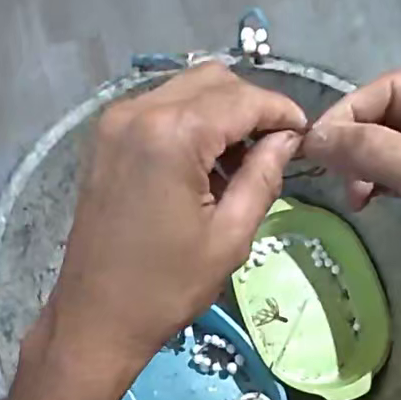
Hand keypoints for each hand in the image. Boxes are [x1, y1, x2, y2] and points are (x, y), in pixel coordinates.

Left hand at [44, 62, 305, 385]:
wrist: (96, 318)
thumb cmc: (166, 287)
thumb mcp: (230, 237)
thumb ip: (263, 177)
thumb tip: (287, 140)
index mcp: (172, 135)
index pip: (242, 99)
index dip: (281, 111)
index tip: (304, 134)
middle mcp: (138, 112)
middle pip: (212, 81)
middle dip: (250, 108)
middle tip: (272, 151)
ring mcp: (115, 124)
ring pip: (184, 91)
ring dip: (219, 115)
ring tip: (238, 164)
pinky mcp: (104, 141)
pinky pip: (158, 110)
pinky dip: (188, 124)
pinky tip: (202, 165)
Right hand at [302, 67, 400, 297]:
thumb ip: (375, 152)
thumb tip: (313, 138)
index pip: (394, 87)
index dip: (350, 113)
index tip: (312, 147)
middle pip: (386, 113)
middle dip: (355, 144)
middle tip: (334, 178)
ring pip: (385, 143)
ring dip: (361, 167)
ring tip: (355, 197)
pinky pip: (392, 168)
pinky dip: (372, 182)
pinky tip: (363, 201)